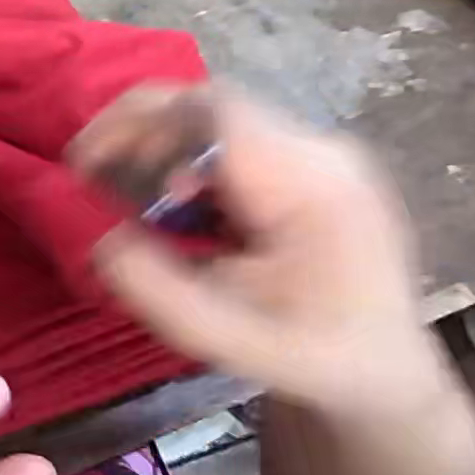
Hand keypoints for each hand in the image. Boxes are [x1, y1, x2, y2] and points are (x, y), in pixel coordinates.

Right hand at [70, 84, 451, 417]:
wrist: (388, 372)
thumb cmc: (316, 362)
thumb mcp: (228, 341)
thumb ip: (158, 291)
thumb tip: (100, 236)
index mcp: (311, 187)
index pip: (212, 112)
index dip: (135, 126)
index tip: (86, 168)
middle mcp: (319, 150)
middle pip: (206, 102)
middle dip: (133, 129)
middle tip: (87, 172)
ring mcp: (316, 150)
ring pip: (210, 114)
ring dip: (153, 142)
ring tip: (119, 186)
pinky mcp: (304, 160)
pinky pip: (225, 135)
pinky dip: (178, 154)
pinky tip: (164, 196)